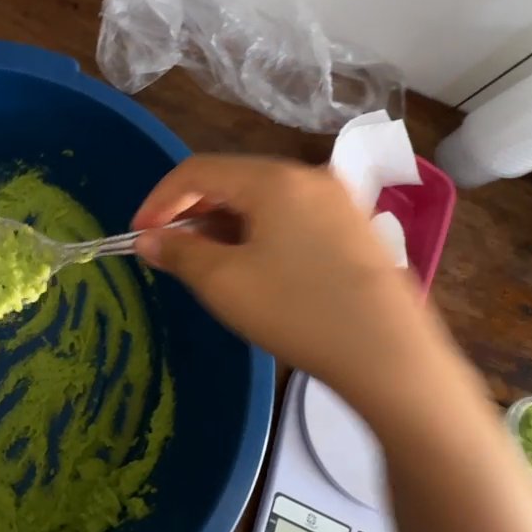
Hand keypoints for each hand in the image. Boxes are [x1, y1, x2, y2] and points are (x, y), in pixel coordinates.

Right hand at [132, 155, 431, 400]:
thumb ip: (179, 252)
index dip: (159, 200)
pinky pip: (293, 218)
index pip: (198, 171)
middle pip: (233, 180)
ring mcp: (340, 202)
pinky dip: (260, 234)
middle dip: (192, 212)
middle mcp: (309, 177)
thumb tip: (148, 239)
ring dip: (225, 224)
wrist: (394, 361)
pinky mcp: (358, 231)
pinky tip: (255, 268)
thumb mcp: (224, 283)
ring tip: (207, 263)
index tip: (137, 236)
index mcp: (274, 178)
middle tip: (169, 249)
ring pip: (263, 200)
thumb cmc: (299, 312)